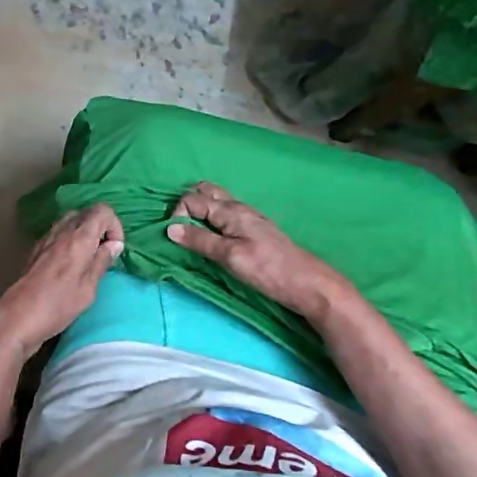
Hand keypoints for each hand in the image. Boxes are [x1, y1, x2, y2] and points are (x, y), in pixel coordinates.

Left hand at [0, 204, 124, 356]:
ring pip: (73, 220)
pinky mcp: (37, 247)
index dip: (115, 226)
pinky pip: (59, 232)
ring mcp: (47, 237)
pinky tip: (70, 263)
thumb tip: (114, 245)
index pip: (103, 210)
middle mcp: (62, 230)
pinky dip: (70, 238)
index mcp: (79, 237)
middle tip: (103, 252)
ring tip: (88, 257)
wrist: (16, 318)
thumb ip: (102, 262)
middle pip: (88, 212)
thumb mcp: (88, 289)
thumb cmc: (57, 306)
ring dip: (85, 232)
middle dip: (101, 227)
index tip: (114, 249)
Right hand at [164, 182, 360, 324]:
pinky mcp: (253, 231)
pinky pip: (225, 216)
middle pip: (205, 192)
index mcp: (231, 210)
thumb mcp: (230, 256)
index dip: (178, 213)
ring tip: (191, 234)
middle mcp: (238, 208)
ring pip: (216, 203)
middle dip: (187, 205)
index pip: (193, 198)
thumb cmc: (268, 269)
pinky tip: (210, 238)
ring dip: (199, 213)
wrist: (306, 283)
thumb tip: (170, 228)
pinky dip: (211, 221)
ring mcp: (248, 218)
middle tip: (181, 230)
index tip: (174, 237)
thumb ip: (201, 240)